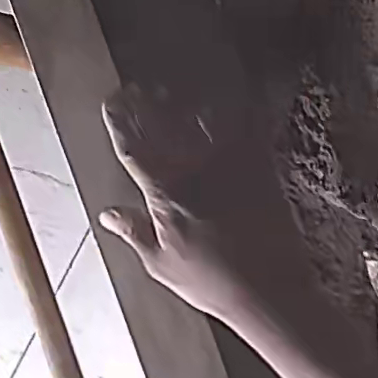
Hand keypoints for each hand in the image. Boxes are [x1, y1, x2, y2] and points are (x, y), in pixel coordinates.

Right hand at [100, 85, 302, 329]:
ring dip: (178, 103)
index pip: (134, 149)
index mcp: (165, 194)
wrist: (270, 289)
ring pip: (196, 121)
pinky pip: (239, 127)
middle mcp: (193, 172)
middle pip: (162, 127)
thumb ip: (134, 232)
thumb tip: (107, 214)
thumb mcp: (162, 264)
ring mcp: (226, 166)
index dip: (120, 123)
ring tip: (166, 89)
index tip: (111, 102)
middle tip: (134, 88)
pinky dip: (225, 111)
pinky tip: (215, 103)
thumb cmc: (213, 282)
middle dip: (144, 104)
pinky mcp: (255, 166)